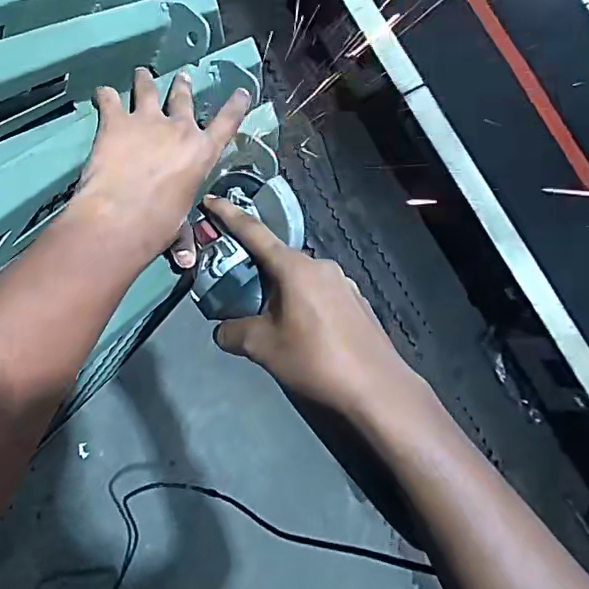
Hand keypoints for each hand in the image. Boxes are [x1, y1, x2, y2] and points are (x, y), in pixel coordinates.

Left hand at [69, 68, 250, 261]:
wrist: (120, 216)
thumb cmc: (158, 226)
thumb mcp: (178, 227)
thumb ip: (183, 238)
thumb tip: (186, 262)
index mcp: (202, 152)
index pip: (227, 123)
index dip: (235, 105)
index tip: (241, 91)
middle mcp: (179, 128)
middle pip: (183, 98)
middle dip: (183, 86)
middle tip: (183, 77)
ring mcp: (146, 120)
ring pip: (147, 88)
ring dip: (144, 80)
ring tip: (141, 73)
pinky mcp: (115, 121)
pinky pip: (109, 98)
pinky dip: (105, 94)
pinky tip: (100, 93)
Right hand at [205, 196, 422, 417]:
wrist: (377, 388)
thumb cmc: (315, 360)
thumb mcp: (263, 348)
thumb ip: (234, 332)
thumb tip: (222, 330)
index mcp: (295, 268)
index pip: (254, 232)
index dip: (229, 214)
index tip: (211, 200)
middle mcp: (321, 265)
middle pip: (277, 258)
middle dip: (254, 268)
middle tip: (233, 287)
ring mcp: (343, 282)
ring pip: (300, 278)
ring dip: (280, 290)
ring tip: (269, 320)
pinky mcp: (357, 302)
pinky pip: (319, 293)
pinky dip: (302, 302)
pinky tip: (302, 332)